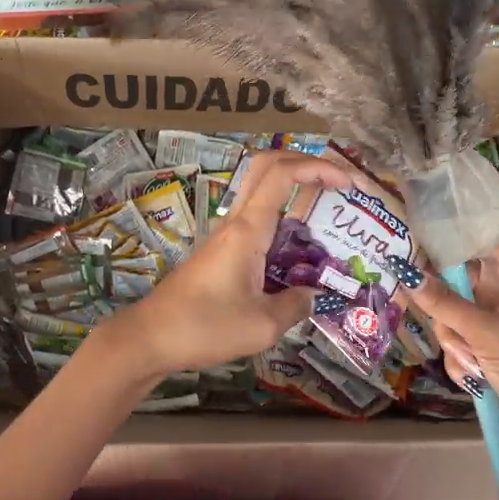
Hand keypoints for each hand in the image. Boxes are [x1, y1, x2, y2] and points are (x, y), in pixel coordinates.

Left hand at [106, 151, 353, 375]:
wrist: (150, 337)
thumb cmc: (203, 328)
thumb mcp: (261, 327)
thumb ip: (294, 307)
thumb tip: (313, 295)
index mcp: (247, 230)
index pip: (282, 174)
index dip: (318, 168)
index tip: (348, 183)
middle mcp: (236, 222)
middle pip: (268, 166)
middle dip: (306, 163)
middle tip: (339, 182)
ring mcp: (226, 235)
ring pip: (261, 190)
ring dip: (294, 188)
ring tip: (328, 213)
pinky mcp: (220, 251)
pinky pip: (256, 218)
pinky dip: (282, 218)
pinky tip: (298, 249)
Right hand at [404, 244, 498, 463]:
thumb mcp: (487, 332)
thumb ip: (444, 302)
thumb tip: (405, 271)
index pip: (487, 247)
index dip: (458, 241)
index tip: (421, 239)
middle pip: (462, 286)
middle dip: (449, 306)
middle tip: (437, 313)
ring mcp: (498, 334)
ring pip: (454, 319)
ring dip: (456, 341)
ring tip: (473, 360)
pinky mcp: (489, 361)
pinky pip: (458, 346)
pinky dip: (462, 362)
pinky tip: (476, 380)